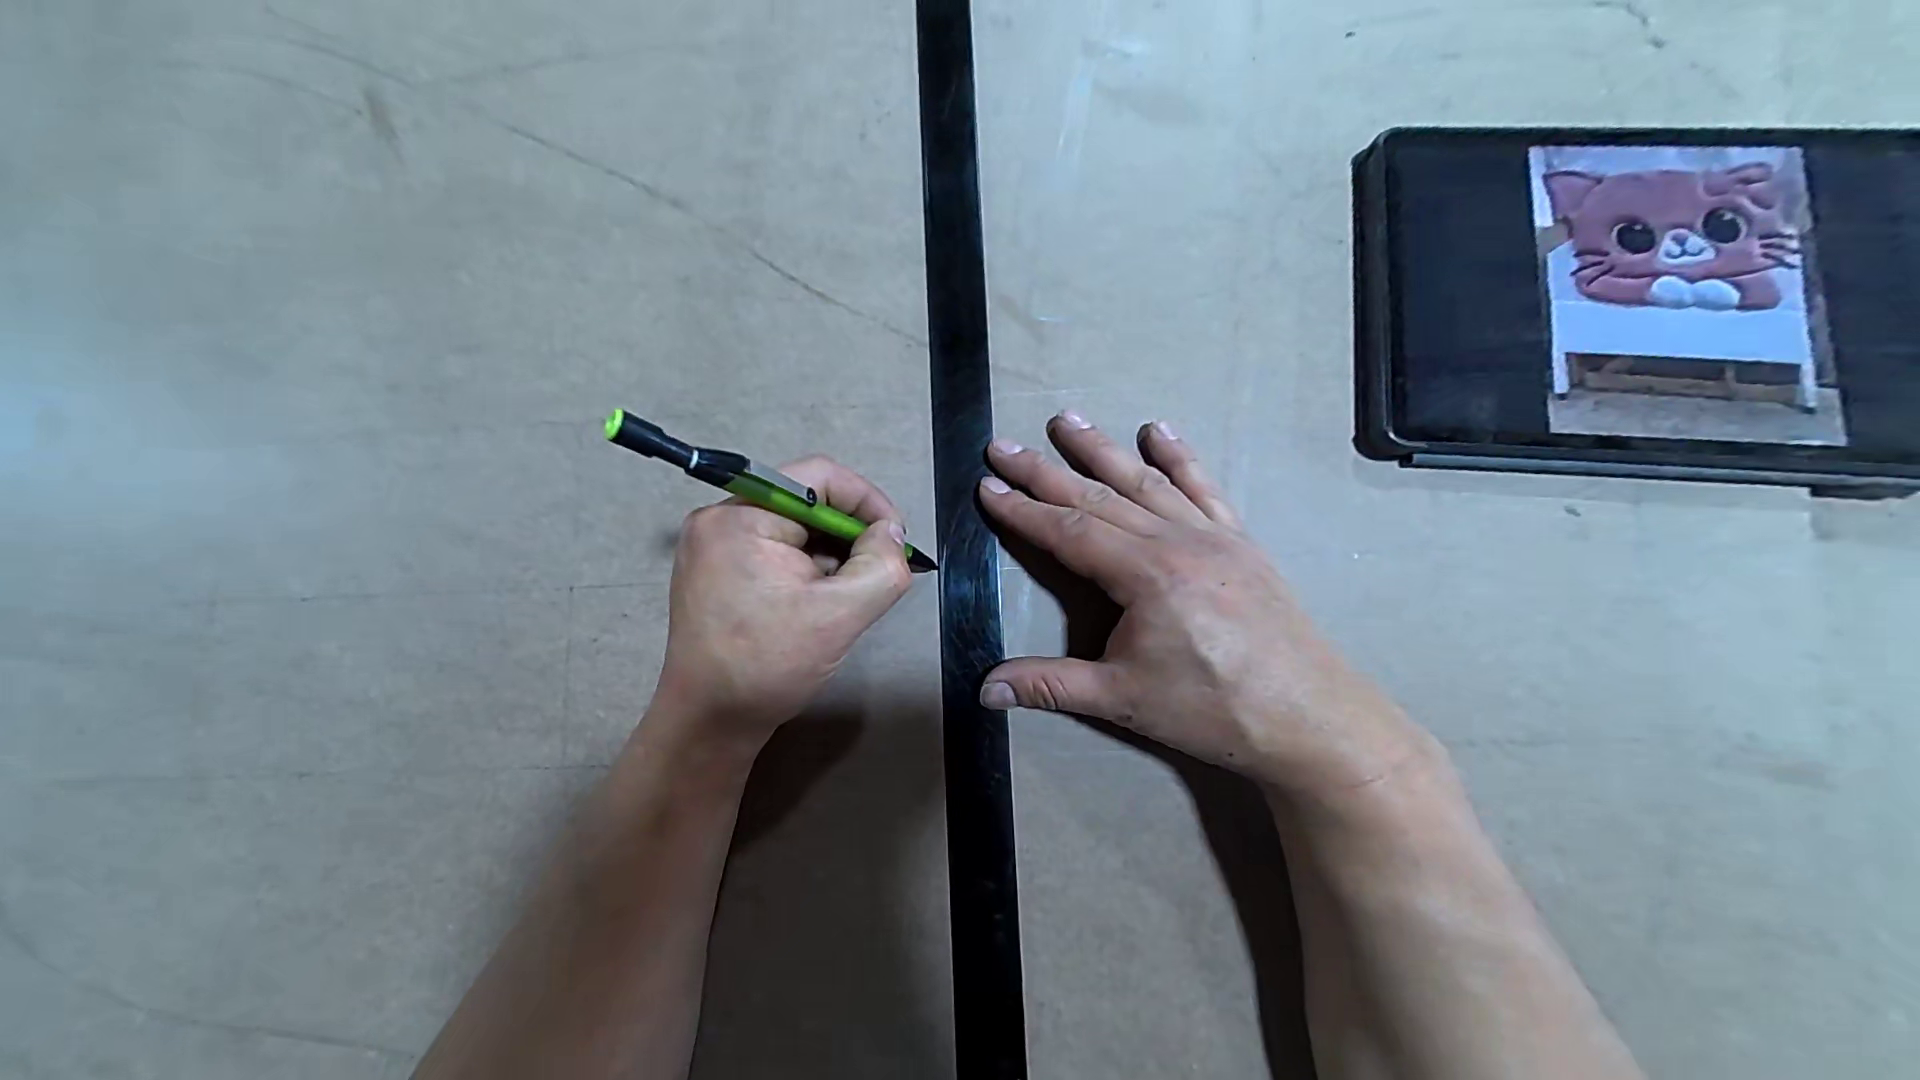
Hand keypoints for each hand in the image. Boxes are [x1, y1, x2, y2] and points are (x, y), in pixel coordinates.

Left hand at [652, 456, 914, 745]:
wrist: (710, 723)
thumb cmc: (767, 667)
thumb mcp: (839, 616)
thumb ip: (881, 566)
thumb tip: (892, 534)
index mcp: (740, 518)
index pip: (818, 476)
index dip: (867, 500)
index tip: (894, 538)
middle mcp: (722, 520)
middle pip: (807, 502)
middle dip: (850, 535)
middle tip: (877, 572)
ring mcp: (717, 546)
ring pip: (797, 529)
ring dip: (833, 555)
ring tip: (847, 596)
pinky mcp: (721, 570)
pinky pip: (780, 550)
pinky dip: (811, 569)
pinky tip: (821, 603)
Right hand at [977, 413, 1435, 801]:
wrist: (1313, 718)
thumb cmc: (1213, 710)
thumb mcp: (1123, 699)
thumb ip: (1049, 685)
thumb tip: (983, 690)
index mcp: (1145, 574)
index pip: (1068, 530)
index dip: (1022, 509)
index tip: (987, 486)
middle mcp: (1176, 540)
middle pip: (1098, 495)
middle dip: (1044, 470)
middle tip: (1003, 446)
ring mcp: (1212, 535)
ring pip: (1145, 481)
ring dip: (1102, 449)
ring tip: (1066, 419)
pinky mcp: (1240, 541)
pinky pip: (1203, 487)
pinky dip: (1178, 457)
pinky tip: (1158, 431)